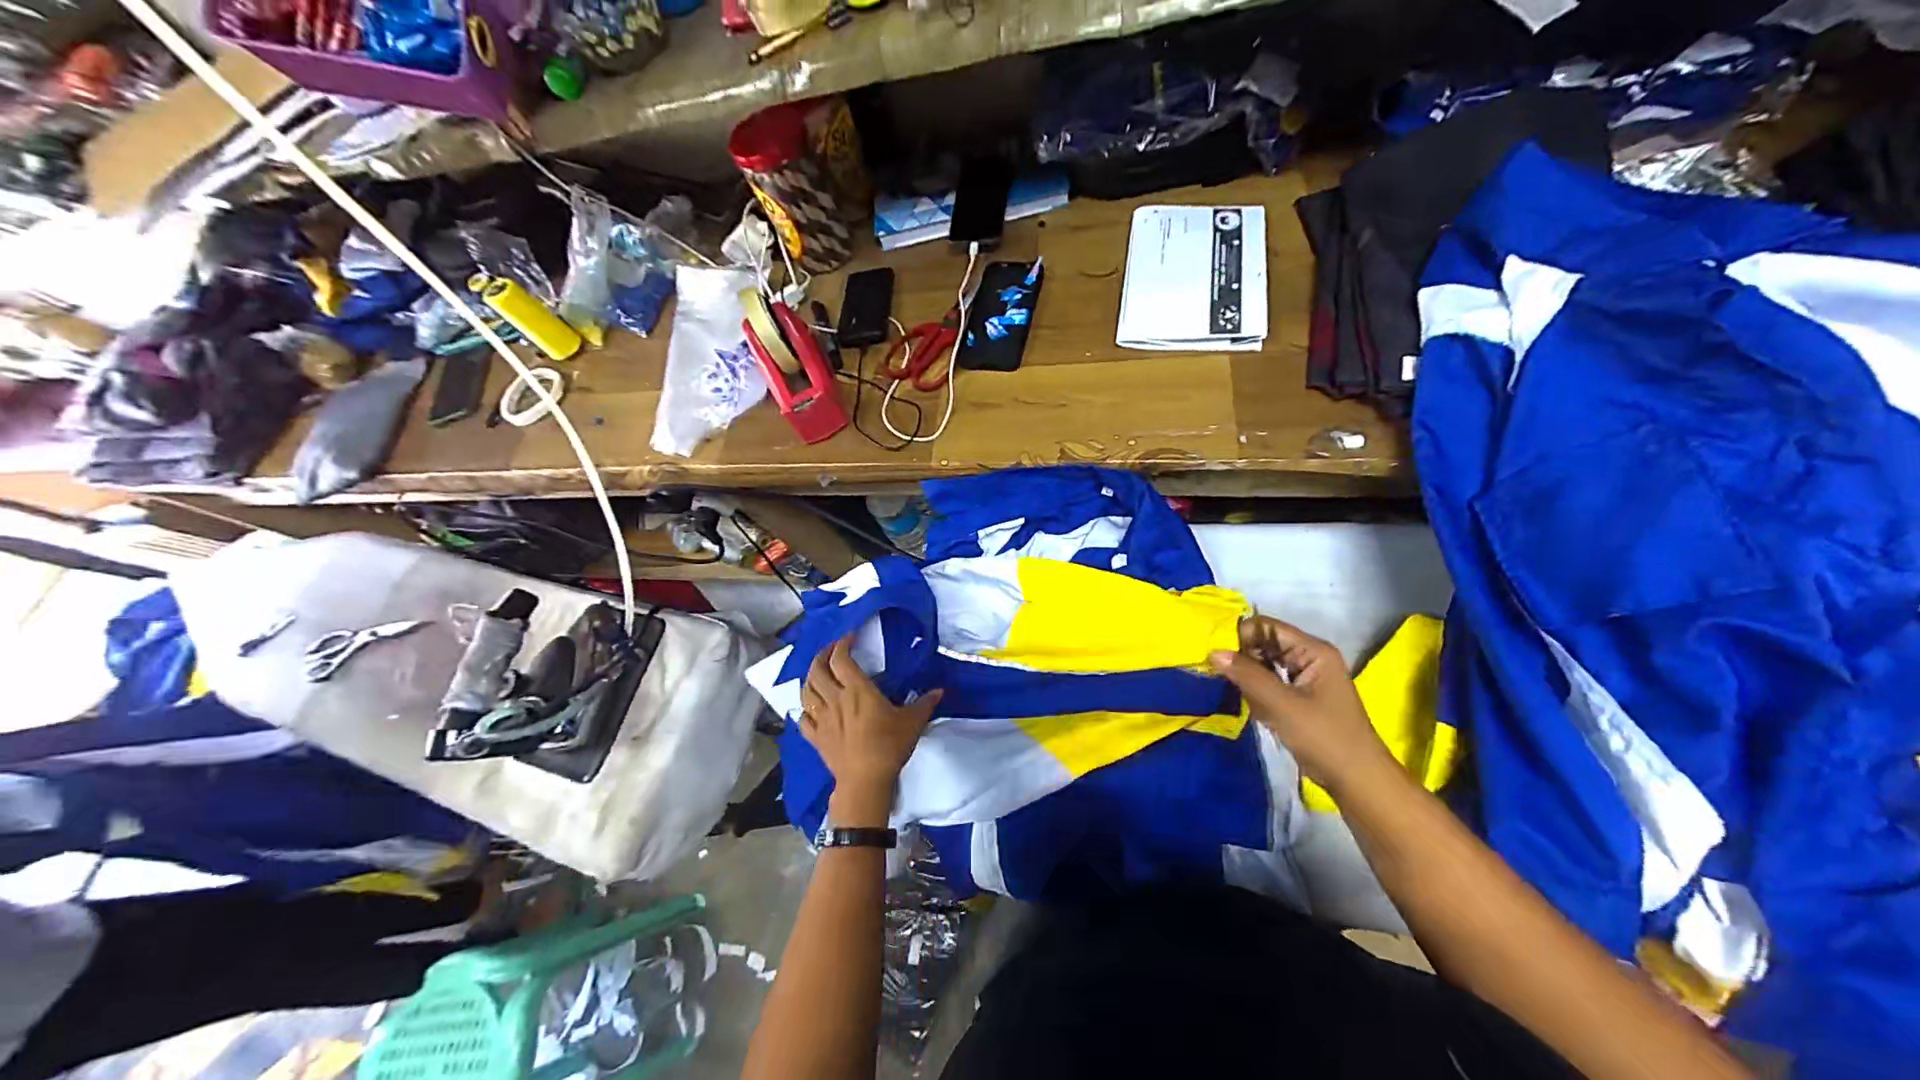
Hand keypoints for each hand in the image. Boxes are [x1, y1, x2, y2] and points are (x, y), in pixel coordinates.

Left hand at [801, 636, 942, 825]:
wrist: (865, 780)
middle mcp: (835, 699)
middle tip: (831, 651)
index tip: (850, 638)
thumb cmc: (889, 746)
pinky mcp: (815, 737)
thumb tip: (940, 691)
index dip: (842, 644)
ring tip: (818, 674)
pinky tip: (810, 708)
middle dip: (822, 655)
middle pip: (817, 669)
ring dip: (810, 678)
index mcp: (857, 689)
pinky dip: (804, 709)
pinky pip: (803, 718)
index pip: (841, 658)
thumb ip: (925, 703)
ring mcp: (821, 718)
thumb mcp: (913, 722)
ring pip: (806, 690)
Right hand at [1210, 616, 1396, 793]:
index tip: (1217, 655)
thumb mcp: (1282, 705)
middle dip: (1242, 657)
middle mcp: (1310, 657)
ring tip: (1235, 692)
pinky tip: (1251, 705)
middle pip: (1265, 643)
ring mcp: (1306, 678)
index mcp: (1313, 651)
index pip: (1267, 627)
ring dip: (1248, 676)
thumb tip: (1214, 652)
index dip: (1241, 636)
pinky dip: (1257, 691)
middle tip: (1221, 675)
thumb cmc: (1323, 737)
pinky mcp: (1300, 697)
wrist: (1356, 780)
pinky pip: (1270, 682)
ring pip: (1265, 664)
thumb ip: (1247, 675)